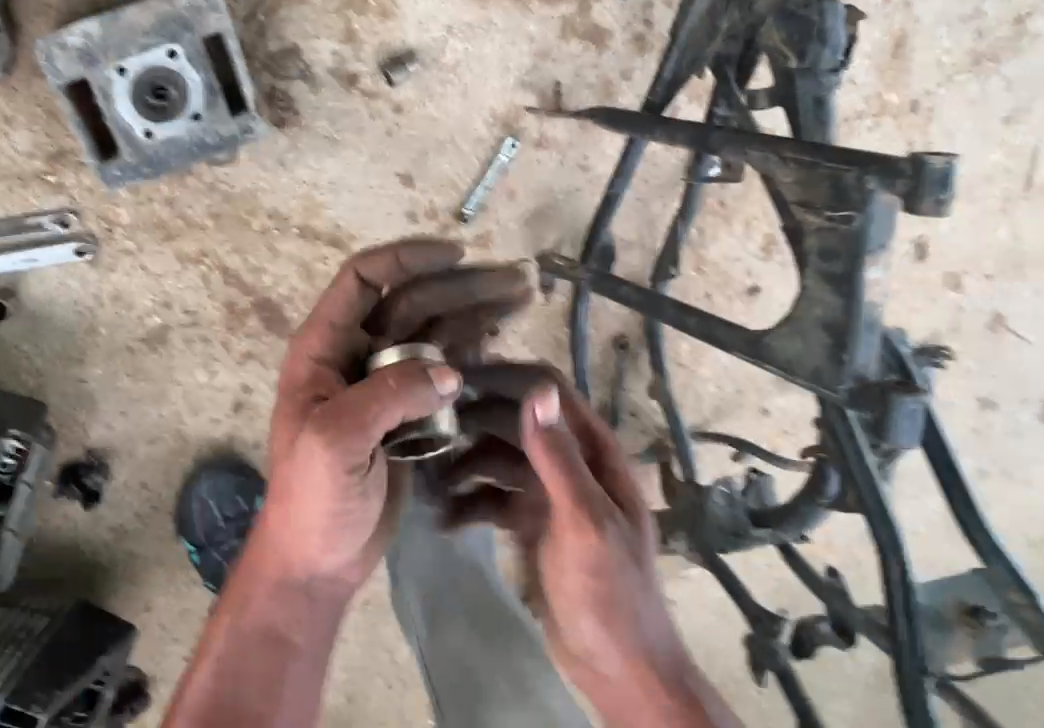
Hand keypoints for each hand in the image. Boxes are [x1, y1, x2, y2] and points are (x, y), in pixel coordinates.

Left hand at [251, 239, 533, 596]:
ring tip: (523, 298)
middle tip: (518, 282)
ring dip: (475, 311)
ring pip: (432, 330)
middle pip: (410, 301)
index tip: (457, 254)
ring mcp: (383, 382)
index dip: (406, 258)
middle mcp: (354, 354)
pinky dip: (473, 350)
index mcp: (324, 349)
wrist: (318, 559)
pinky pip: (443, 367)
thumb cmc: (312, 498)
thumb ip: (388, 397)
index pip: (362, 280)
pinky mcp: (407, 410)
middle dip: (461, 285)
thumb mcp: (336, 441)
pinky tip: (503, 340)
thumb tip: (450, 372)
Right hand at [443, 365, 738, 725]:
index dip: (505, 377)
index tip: (455, 376)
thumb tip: (536, 391)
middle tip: (425, 428)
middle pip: (514, 421)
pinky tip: (443, 521)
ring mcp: (548, 494)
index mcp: (594, 452)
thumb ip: (559, 457)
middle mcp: (569, 463)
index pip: (547, 391)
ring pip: (497, 459)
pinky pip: (491, 499)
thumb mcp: (584, 520)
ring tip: (426, 480)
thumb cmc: (610, 591)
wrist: (618, 667)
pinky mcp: (529, 523)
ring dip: (463, 464)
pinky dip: (468, 504)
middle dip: (472, 422)